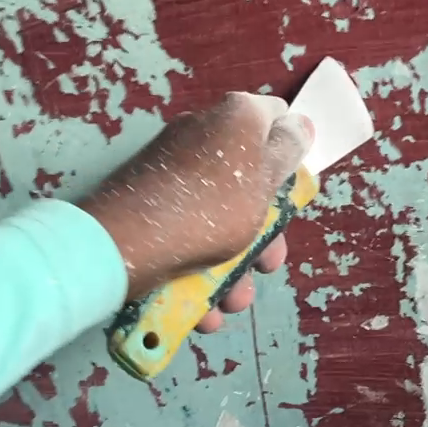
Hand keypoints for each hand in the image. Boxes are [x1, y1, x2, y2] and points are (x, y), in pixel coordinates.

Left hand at [80, 92, 313, 329]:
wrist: (127, 242)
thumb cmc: (212, 208)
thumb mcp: (264, 182)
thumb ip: (286, 152)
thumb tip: (300, 122)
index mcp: (235, 119)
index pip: (274, 118)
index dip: (289, 152)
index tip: (292, 188)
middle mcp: (203, 134)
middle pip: (249, 179)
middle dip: (264, 232)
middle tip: (266, 265)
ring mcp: (173, 169)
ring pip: (219, 215)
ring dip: (233, 265)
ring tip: (232, 300)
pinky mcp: (150, 201)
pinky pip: (187, 230)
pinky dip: (198, 269)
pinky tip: (204, 307)